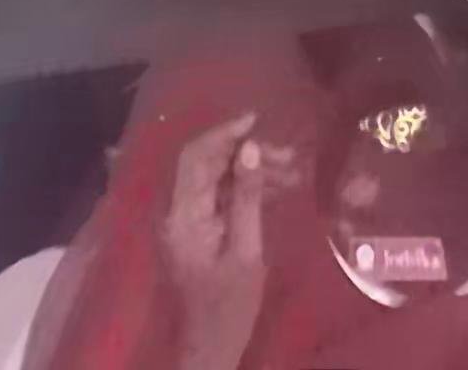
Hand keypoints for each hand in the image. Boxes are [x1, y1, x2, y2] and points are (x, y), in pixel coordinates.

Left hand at [162, 113, 267, 369]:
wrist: (210, 351)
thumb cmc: (229, 308)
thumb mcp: (245, 251)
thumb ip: (246, 196)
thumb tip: (250, 148)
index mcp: (182, 213)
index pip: (195, 156)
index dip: (223, 133)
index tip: (255, 121)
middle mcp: (178, 207)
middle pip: (207, 161)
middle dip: (244, 150)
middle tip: (283, 151)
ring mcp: (187, 216)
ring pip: (216, 173)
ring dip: (249, 165)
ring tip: (289, 165)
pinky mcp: (199, 225)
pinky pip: (221, 191)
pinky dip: (246, 183)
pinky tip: (276, 182)